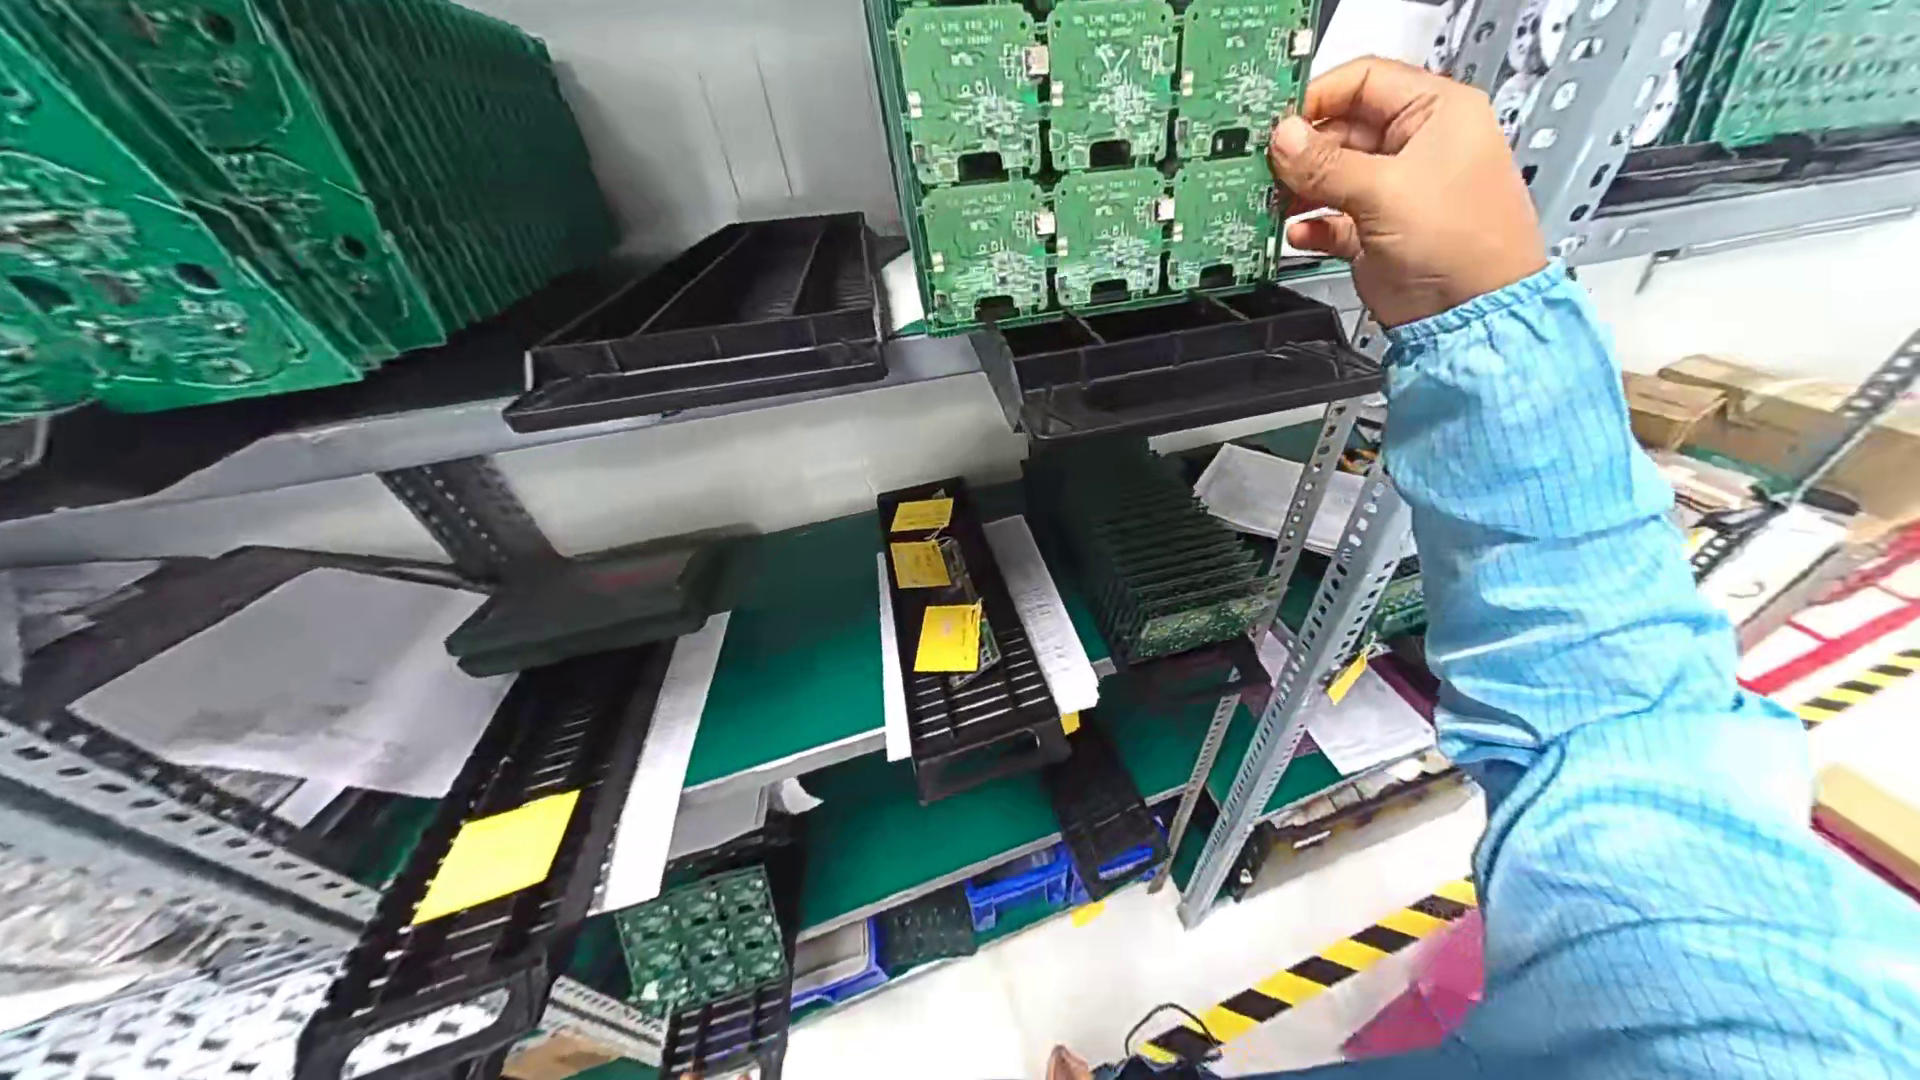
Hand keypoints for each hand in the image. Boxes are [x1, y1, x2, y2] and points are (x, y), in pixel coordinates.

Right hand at [1267, 57, 1547, 327]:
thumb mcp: (1386, 191)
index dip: (1316, 98)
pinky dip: (1308, 228)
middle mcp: (1410, 150)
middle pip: (1338, 134)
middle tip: (1263, 170)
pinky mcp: (1370, 234)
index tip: (1275, 123)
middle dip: (1298, 153)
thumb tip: (1285, 139)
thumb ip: (1328, 164)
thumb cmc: (1462, 242)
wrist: (1466, 312)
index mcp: (1433, 114)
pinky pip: (1327, 222)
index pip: (1363, 83)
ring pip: (1327, 180)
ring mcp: (1388, 194)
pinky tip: (1296, 234)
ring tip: (1270, 203)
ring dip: (1296, 192)